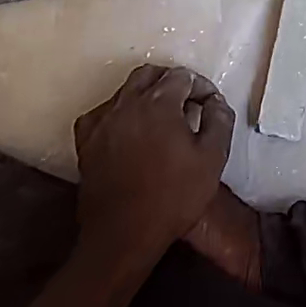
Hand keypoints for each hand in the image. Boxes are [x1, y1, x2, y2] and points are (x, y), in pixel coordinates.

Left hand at [73, 65, 235, 263]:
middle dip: (170, 81)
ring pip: (125, 90)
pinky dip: (118, 113)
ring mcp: (103, 119)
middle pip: (150, 74)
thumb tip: (215, 101)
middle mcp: (127, 102)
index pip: (182, 76)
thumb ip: (219, 121)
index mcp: (159, 102)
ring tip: (160, 117)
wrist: (124, 233)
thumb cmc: (173, 197)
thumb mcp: (211, 160)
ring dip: (145, 94)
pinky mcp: (86, 138)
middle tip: (186, 102)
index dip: (200, 86)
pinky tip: (127, 130)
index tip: (209, 104)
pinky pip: (103, 112)